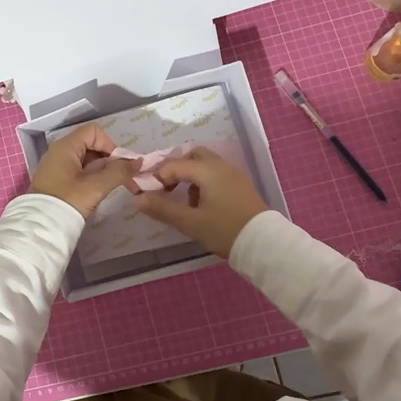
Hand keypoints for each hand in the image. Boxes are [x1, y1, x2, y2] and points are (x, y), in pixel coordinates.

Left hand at [30, 124, 142, 218]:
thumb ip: (118, 172)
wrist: (41, 226)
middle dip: (107, 158)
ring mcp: (56, 164)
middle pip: (90, 144)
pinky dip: (89, 175)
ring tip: (107, 186)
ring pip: (84, 158)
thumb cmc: (68, 201)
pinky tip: (94, 190)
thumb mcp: (96, 187)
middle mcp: (59, 150)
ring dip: (99, 169)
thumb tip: (138, 162)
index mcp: (66, 146)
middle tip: (117, 177)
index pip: (94, 131)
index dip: (109, 144)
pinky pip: (77, 169)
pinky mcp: (55, 178)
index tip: (117, 164)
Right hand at [133, 146, 269, 258]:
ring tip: (186, 201)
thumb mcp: (190, 222)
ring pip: (206, 165)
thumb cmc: (225, 231)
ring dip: (191, 176)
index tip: (151, 196)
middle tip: (168, 189)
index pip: (174, 165)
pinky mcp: (241, 185)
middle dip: (177, 169)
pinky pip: (217, 174)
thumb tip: (137, 199)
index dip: (158, 178)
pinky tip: (204, 205)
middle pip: (193, 156)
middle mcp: (221, 166)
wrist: (264, 245)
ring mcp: (234, 174)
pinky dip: (205, 182)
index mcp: (208, 171)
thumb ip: (162, 209)